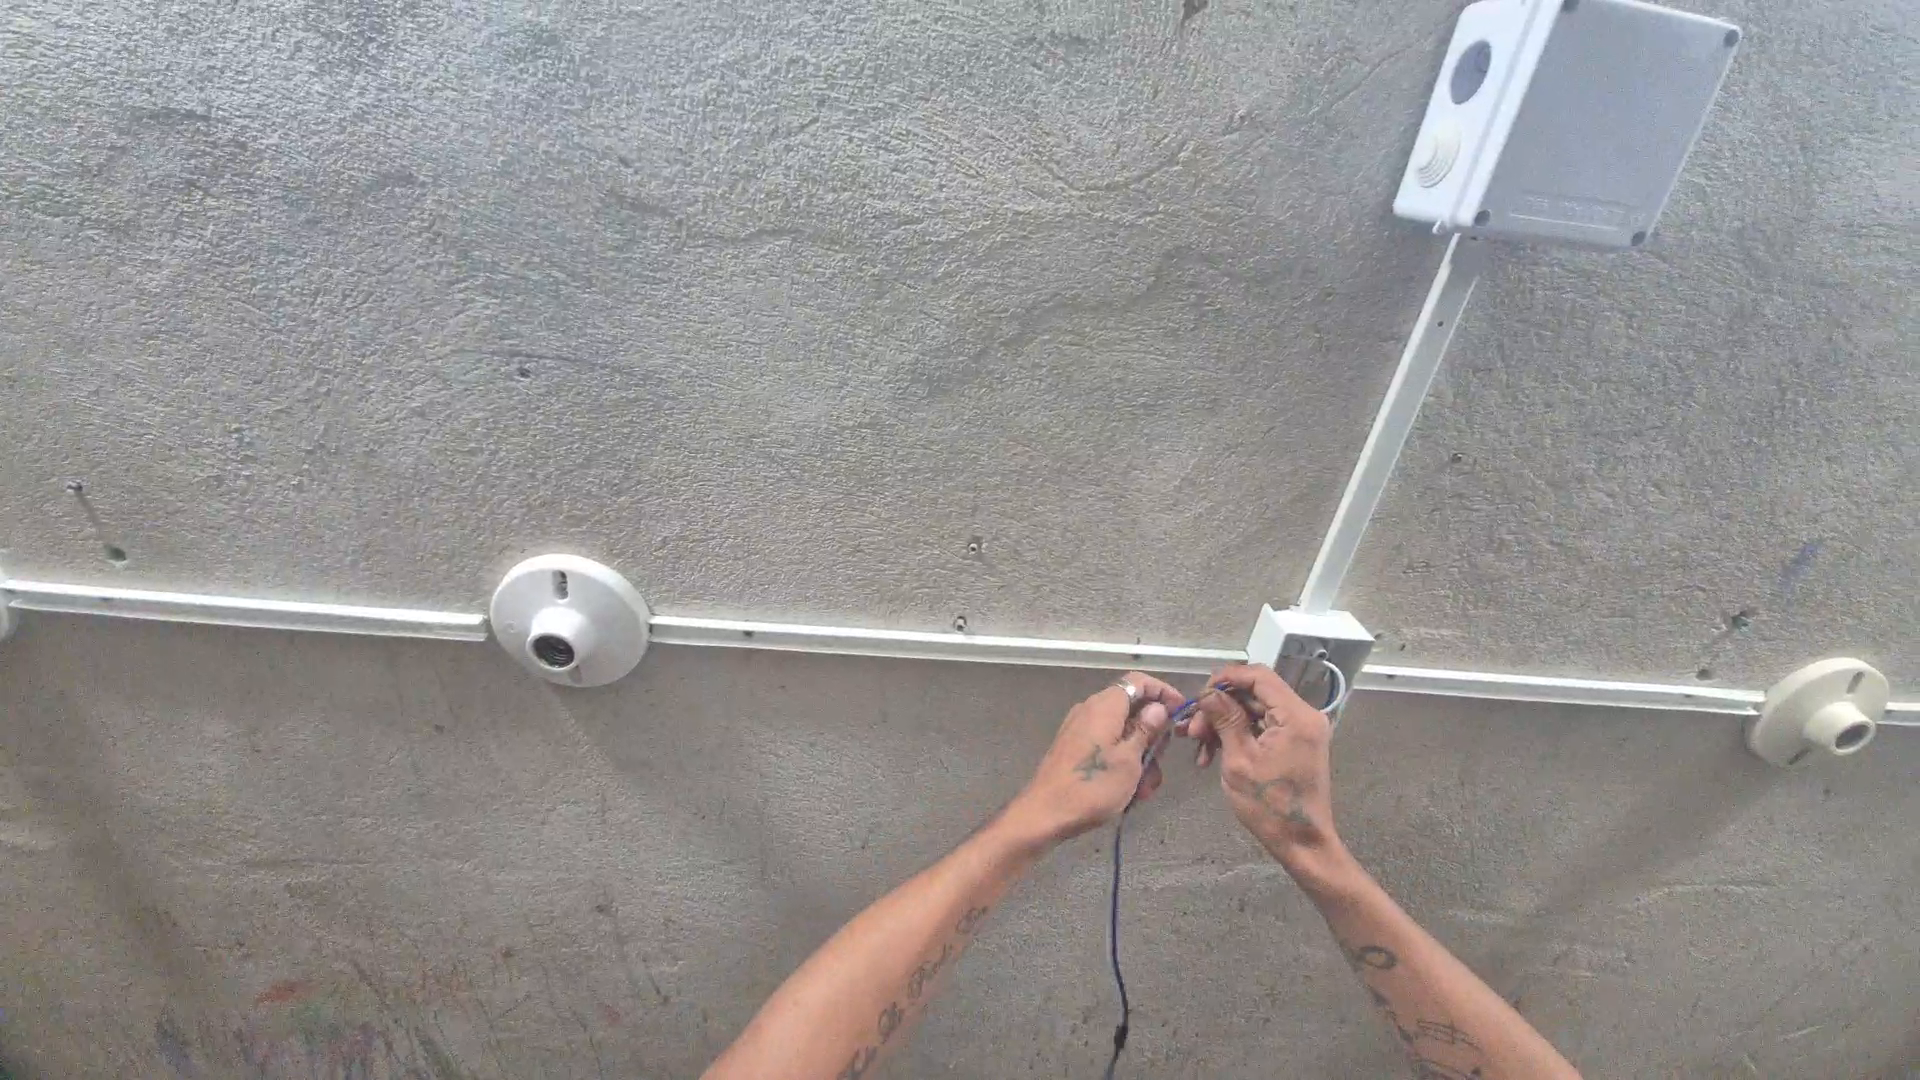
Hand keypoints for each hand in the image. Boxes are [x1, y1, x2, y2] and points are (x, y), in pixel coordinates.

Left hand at [1005, 672, 1180, 844]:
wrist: (1045, 813)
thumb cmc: (1092, 786)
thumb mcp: (1129, 760)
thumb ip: (1146, 730)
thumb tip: (1158, 707)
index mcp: (1104, 706)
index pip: (1138, 682)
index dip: (1163, 692)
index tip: (1181, 713)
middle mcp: (1090, 710)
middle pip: (1132, 710)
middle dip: (1152, 739)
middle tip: (1159, 766)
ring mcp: (1080, 729)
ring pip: (1122, 734)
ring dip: (1139, 759)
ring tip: (1143, 790)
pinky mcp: (1074, 748)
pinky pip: (1107, 747)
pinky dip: (1121, 764)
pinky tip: (1127, 792)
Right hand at [1184, 664, 1338, 866]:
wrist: (1302, 844)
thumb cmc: (1270, 805)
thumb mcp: (1239, 760)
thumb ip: (1225, 719)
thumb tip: (1208, 693)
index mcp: (1295, 716)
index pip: (1259, 676)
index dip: (1226, 678)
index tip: (1200, 695)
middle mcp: (1303, 716)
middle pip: (1253, 694)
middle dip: (1219, 707)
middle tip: (1192, 730)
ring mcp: (1299, 730)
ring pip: (1252, 711)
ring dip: (1223, 723)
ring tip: (1197, 746)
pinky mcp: (1293, 743)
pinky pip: (1260, 727)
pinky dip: (1236, 735)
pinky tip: (1211, 754)